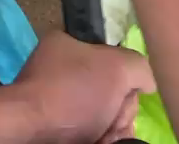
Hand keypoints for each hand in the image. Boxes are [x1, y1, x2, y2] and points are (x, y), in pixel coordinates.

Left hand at [1, 31, 153, 143]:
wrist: (35, 130)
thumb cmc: (72, 92)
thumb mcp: (114, 66)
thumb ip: (137, 66)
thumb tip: (144, 81)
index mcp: (67, 45)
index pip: (114, 62)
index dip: (124, 83)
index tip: (120, 94)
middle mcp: (62, 69)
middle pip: (113, 94)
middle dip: (120, 113)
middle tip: (109, 120)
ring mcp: (61, 99)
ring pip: (108, 118)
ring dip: (114, 131)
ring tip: (102, 136)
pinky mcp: (61, 125)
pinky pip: (95, 132)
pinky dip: (102, 139)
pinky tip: (99, 141)